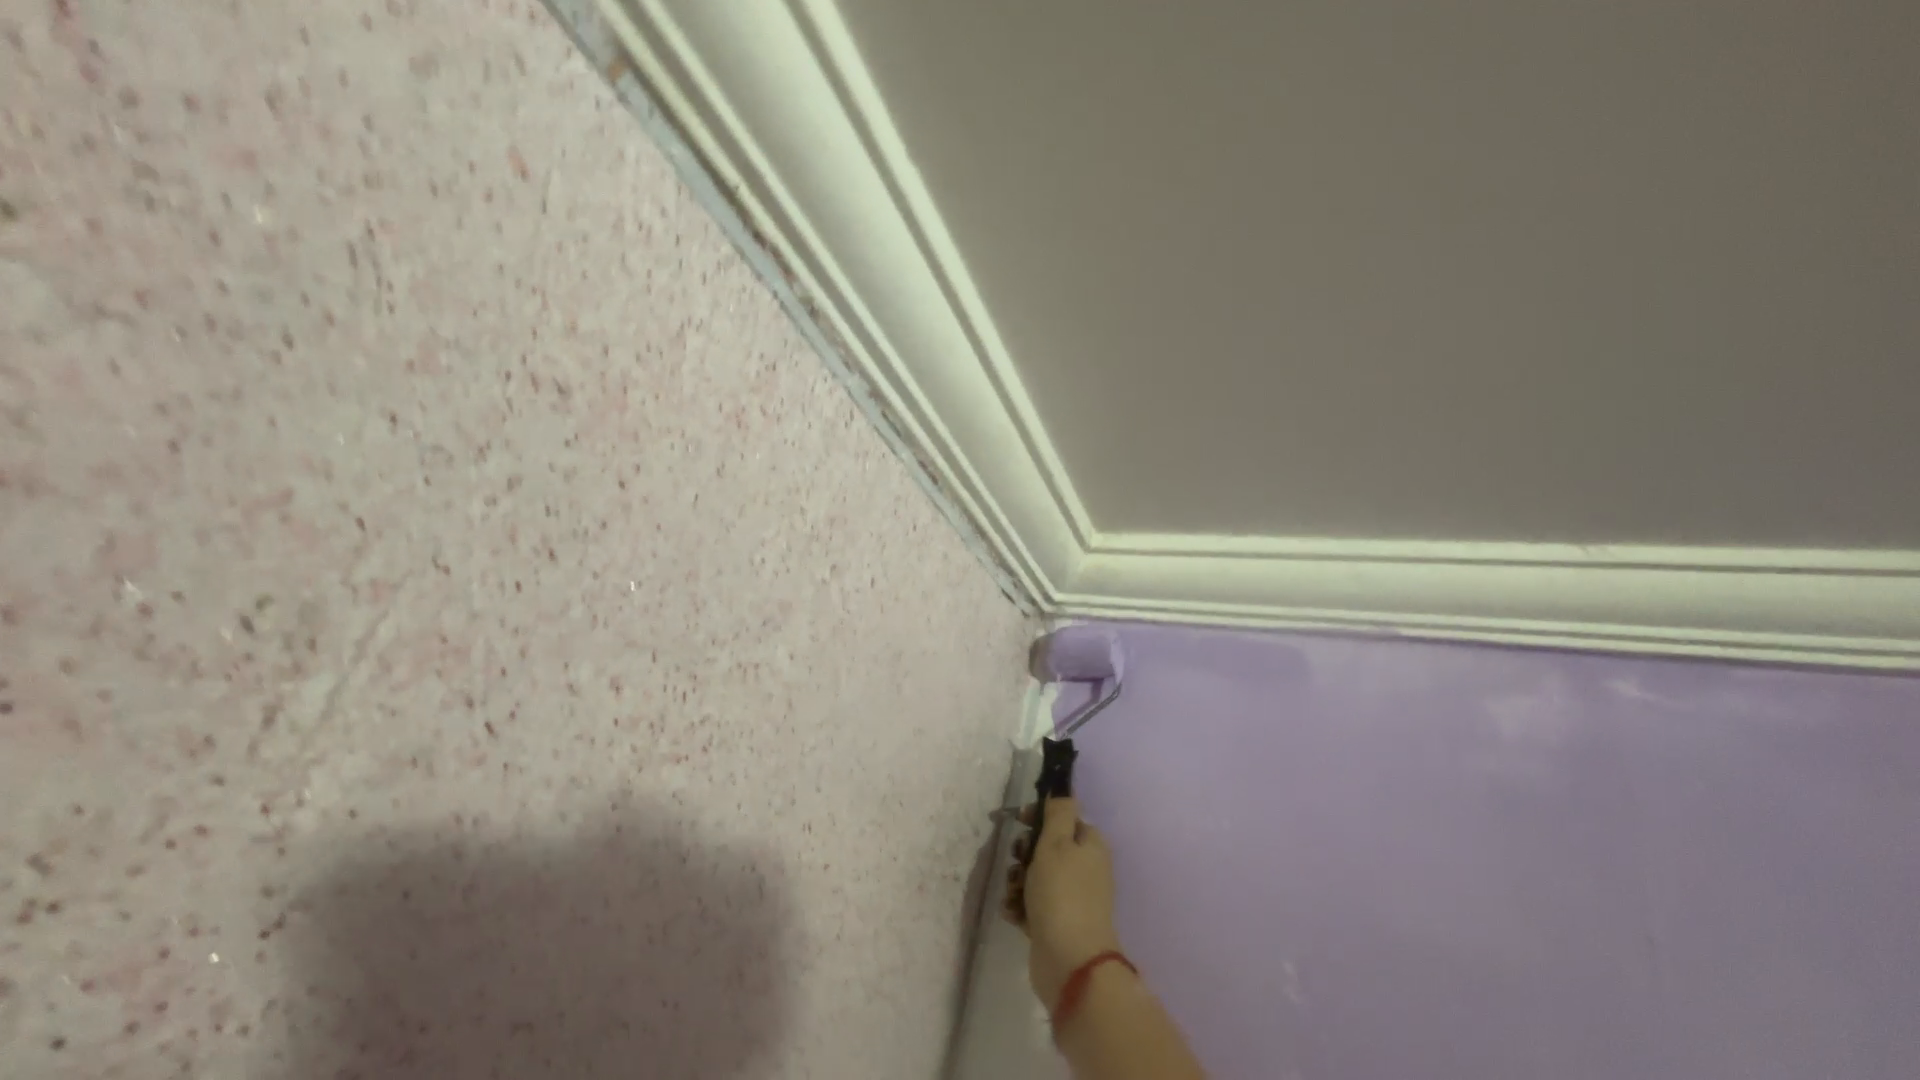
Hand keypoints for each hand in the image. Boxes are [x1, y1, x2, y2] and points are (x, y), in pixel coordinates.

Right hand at [1002, 797, 1121, 1004]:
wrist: (1069, 960)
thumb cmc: (1062, 894)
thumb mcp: (1057, 844)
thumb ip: (1059, 813)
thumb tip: (1063, 793)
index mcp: (1090, 846)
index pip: (1065, 818)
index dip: (1040, 816)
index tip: (1020, 821)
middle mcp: (1084, 869)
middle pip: (1047, 848)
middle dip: (1024, 854)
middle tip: (1018, 861)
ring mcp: (1070, 898)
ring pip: (1035, 877)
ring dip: (1017, 882)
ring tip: (1014, 893)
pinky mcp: (1055, 923)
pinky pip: (1031, 904)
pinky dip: (1019, 906)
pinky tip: (1013, 913)